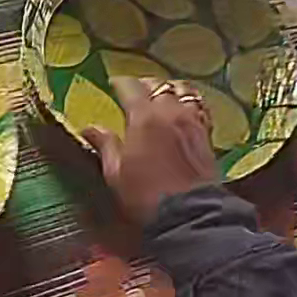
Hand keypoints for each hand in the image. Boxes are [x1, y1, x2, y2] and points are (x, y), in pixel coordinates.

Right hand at [82, 78, 222, 226]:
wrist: (189, 214)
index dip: (120, 83)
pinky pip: (199, 107)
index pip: (131, 87)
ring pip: (184, 91)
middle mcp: (171, 111)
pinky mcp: (207, 134)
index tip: (112, 84)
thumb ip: (105, 145)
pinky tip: (183, 111)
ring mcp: (193, 121)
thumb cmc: (145, 195)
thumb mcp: (116, 173)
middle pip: (159, 85)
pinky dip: (189, 102)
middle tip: (135, 91)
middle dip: (145, 84)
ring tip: (162, 96)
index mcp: (144, 116)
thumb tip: (89, 128)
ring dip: (170, 89)